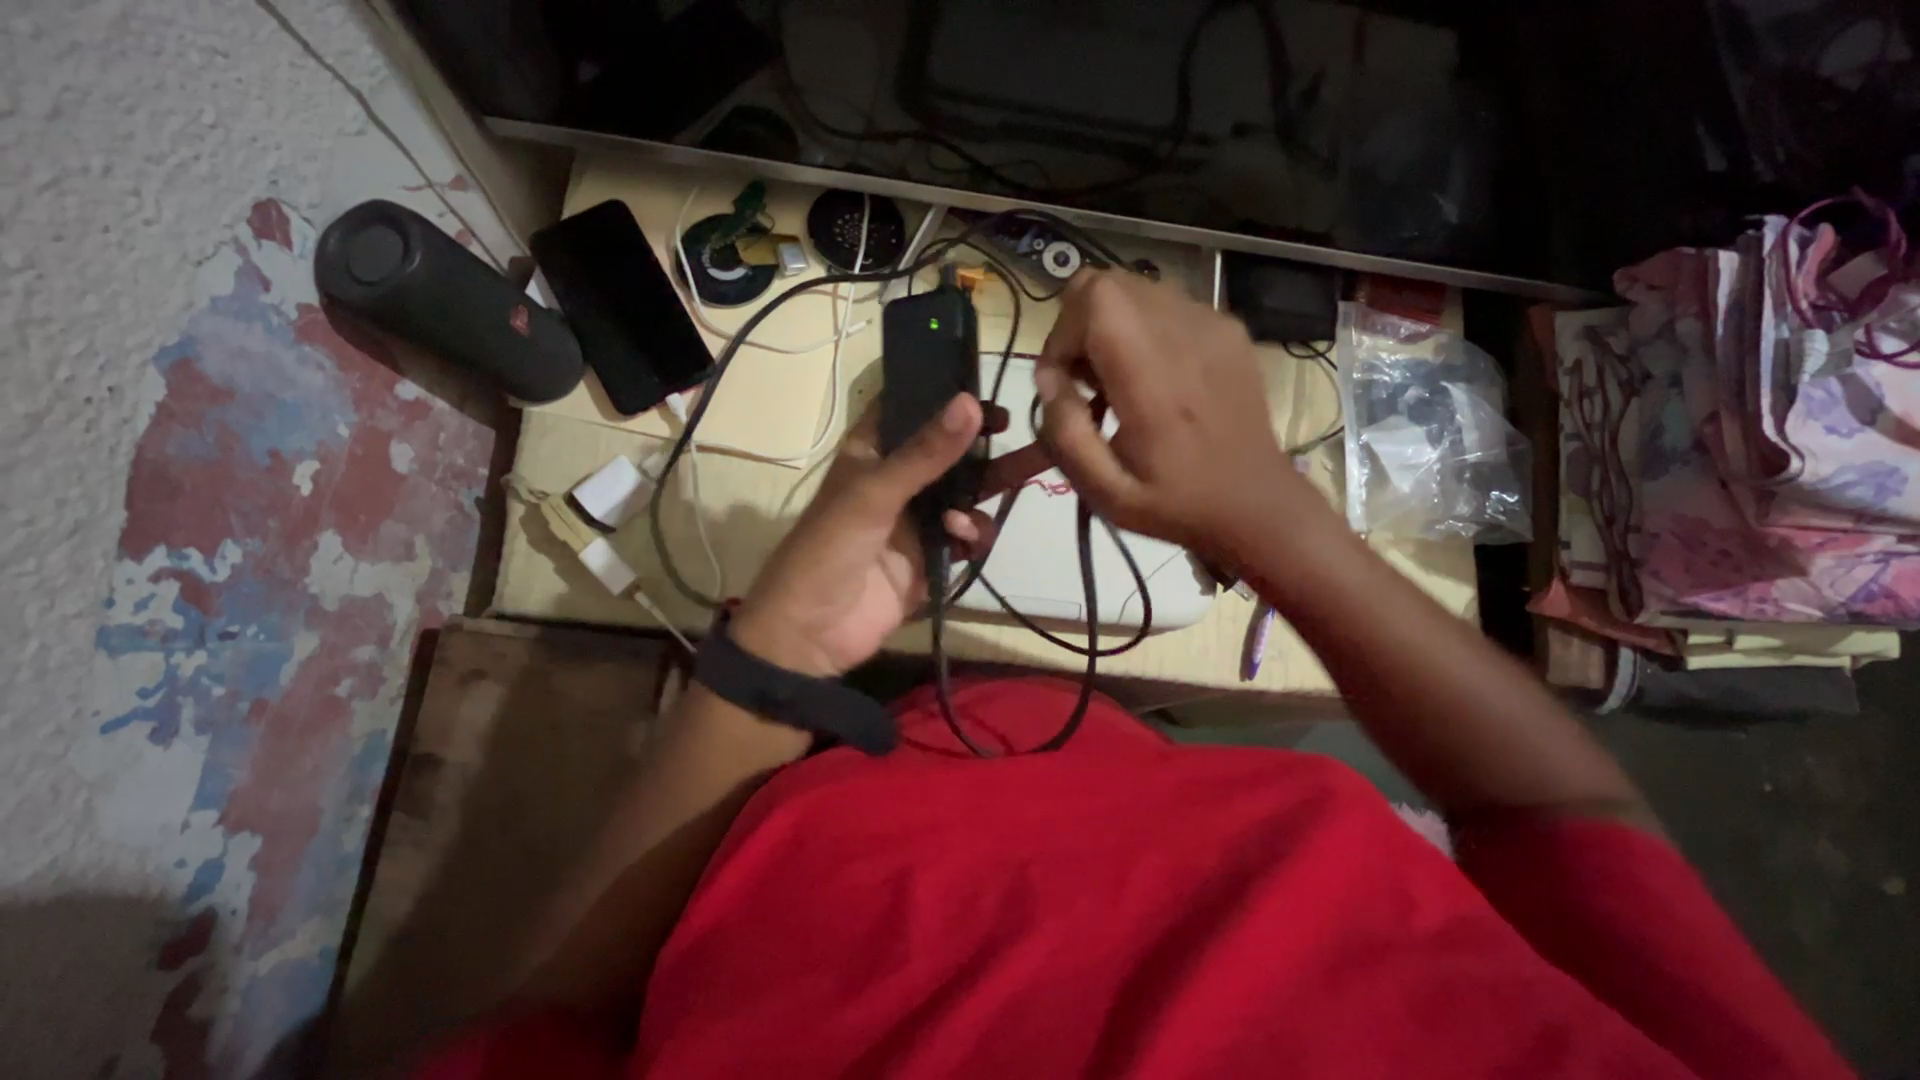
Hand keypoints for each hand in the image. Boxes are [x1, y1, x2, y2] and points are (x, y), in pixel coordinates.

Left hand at [730, 395, 996, 678]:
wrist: (813, 632)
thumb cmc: (829, 549)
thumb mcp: (875, 493)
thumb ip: (925, 453)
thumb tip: (971, 402)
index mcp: (871, 453)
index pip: (910, 408)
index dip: (943, 393)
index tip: (984, 383)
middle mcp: (897, 480)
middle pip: (949, 451)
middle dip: (983, 443)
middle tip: (1019, 430)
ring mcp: (916, 521)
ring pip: (966, 493)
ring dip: (989, 487)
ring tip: (1017, 478)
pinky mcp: (931, 558)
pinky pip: (966, 536)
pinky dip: (973, 533)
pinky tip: (962, 537)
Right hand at [1034, 270, 1332, 558]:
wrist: (1256, 504)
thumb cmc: (1174, 503)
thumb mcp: (1105, 491)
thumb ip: (1065, 432)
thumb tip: (1048, 378)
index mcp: (1152, 376)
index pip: (1094, 297)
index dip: (1062, 332)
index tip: (1064, 383)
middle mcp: (1185, 334)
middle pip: (1109, 283)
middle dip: (1081, 325)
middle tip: (1087, 382)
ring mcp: (1213, 325)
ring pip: (1137, 289)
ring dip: (1112, 326)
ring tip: (1120, 381)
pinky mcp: (1229, 329)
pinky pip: (1168, 305)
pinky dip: (1146, 331)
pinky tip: (1156, 380)